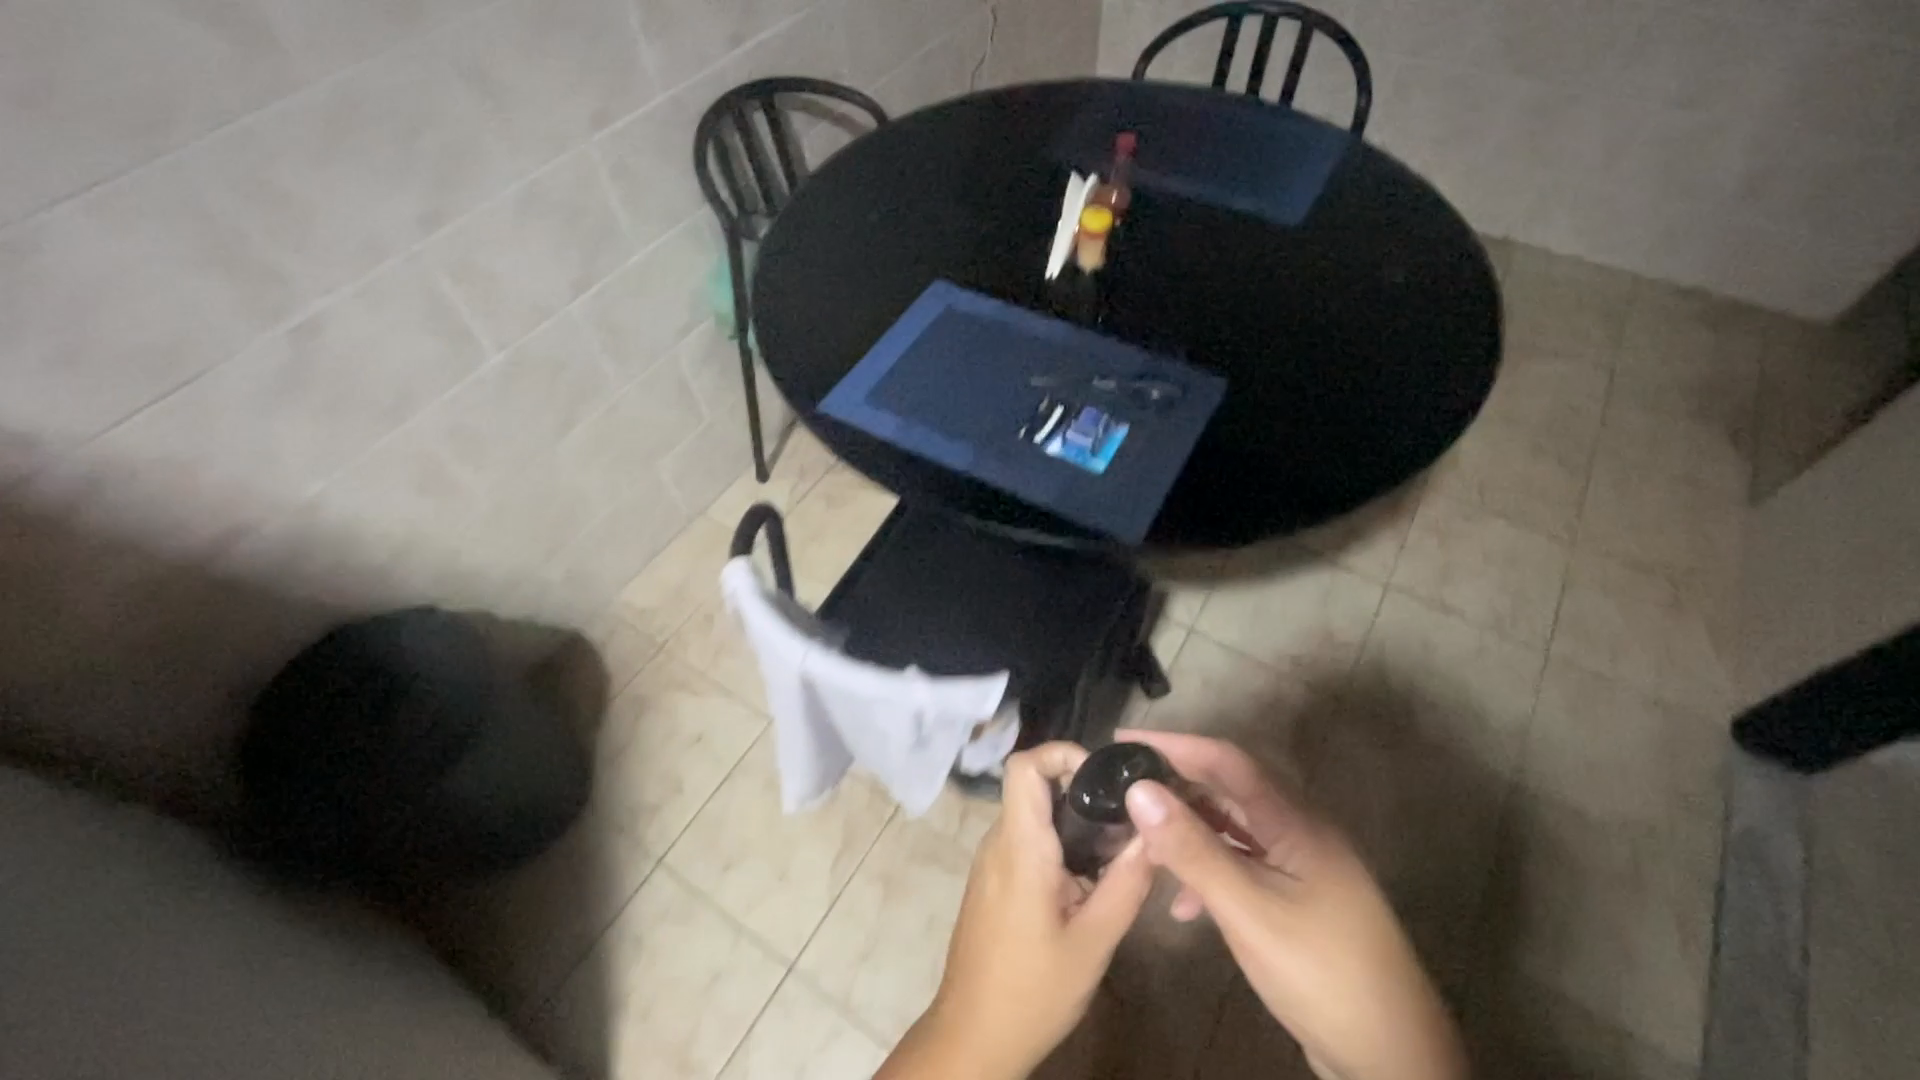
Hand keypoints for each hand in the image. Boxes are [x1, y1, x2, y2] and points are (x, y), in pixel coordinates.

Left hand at [878, 742, 1155, 1079]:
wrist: (973, 1035)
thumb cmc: (1033, 989)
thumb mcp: (1094, 940)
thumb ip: (1127, 881)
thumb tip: (1153, 831)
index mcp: (1019, 846)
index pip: (1024, 765)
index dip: (1063, 753)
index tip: (1105, 778)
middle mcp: (999, 843)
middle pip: (1035, 788)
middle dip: (1083, 792)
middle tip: (1130, 818)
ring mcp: (991, 863)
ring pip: (1034, 817)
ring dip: (1075, 823)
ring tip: (1119, 851)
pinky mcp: (993, 883)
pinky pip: (1027, 844)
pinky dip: (1060, 846)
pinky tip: (1091, 881)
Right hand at [1117, 730, 1468, 1079]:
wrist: (1391, 1055)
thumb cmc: (1319, 972)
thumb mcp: (1248, 909)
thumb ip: (1193, 849)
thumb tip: (1139, 790)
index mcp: (1295, 822)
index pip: (1227, 761)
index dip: (1174, 744)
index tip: (1121, 739)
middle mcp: (1299, 833)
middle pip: (1229, 791)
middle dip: (1176, 788)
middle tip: (1122, 792)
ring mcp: (1302, 869)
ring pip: (1234, 832)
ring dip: (1189, 834)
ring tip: (1142, 846)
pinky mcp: (1298, 901)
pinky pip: (1243, 867)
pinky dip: (1209, 874)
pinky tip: (1185, 906)